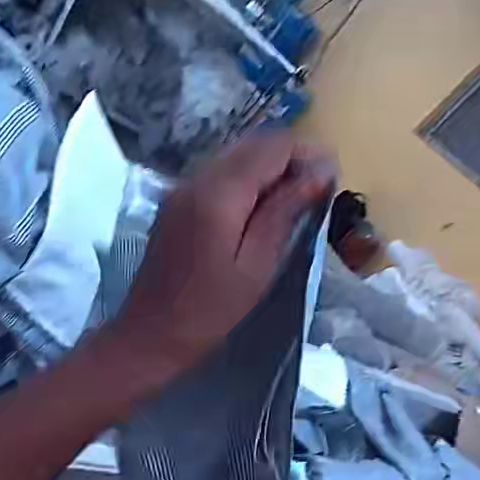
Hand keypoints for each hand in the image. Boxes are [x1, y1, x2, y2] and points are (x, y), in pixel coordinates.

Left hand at [103, 132, 336, 388]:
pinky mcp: (173, 205)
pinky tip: (257, 212)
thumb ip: (284, 212)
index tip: (330, 181)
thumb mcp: (257, 265)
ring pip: (232, 158)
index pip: (272, 146)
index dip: (307, 155)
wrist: (149, 334)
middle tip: (314, 193)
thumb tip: (319, 171)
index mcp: (217, 193)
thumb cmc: (209, 310)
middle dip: (288, 159)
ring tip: (291, 204)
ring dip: (265, 170)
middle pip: (251, 145)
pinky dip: (242, 182)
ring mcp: (179, 190)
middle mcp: (194, 180)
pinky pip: (215, 176)